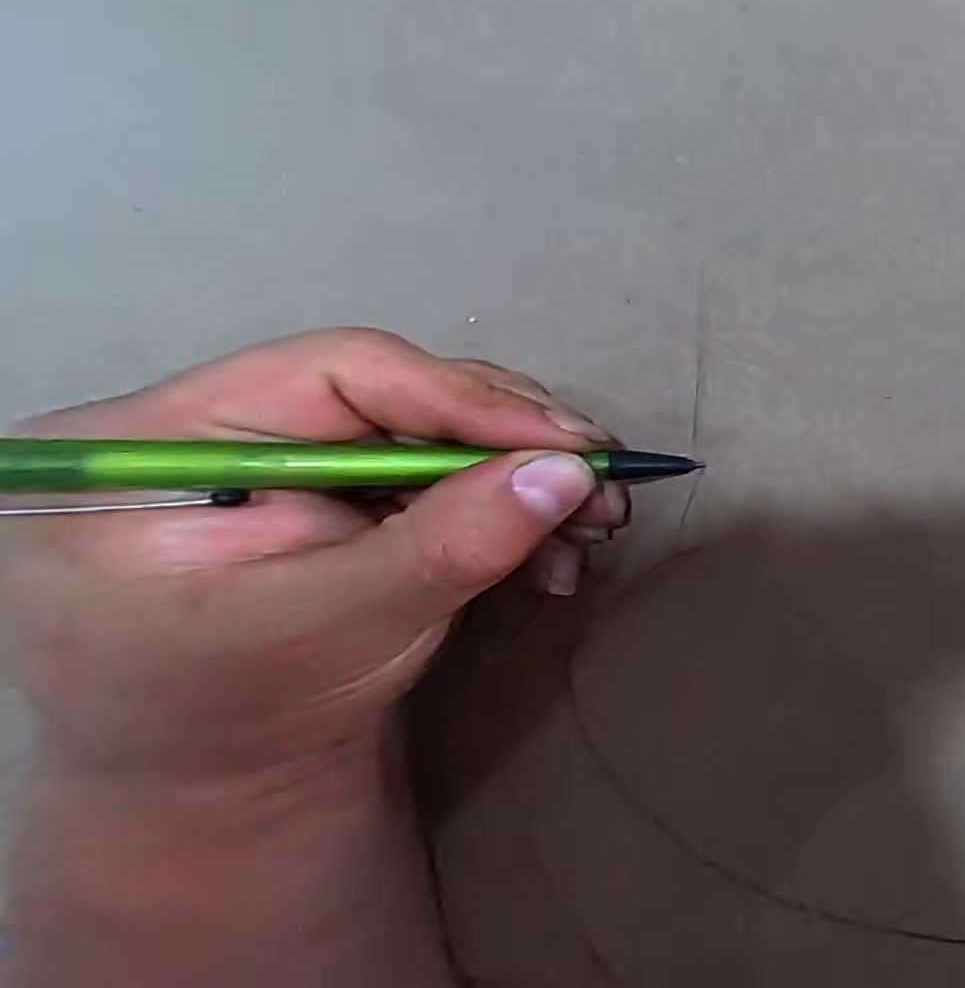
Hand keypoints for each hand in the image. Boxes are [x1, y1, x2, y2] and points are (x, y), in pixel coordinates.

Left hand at [0, 327, 632, 783]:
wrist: (239, 765)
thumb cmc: (247, 706)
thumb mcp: (344, 624)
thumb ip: (452, 543)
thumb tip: (568, 471)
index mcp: (186, 436)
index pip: (353, 372)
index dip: (474, 401)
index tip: (570, 447)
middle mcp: (263, 426)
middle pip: (427, 397)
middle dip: (529, 444)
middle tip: (604, 486)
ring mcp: (330, 457)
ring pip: (468, 434)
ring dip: (545, 480)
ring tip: (599, 523)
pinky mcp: (383, 490)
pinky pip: (478, 476)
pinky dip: (532, 512)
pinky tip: (560, 553)